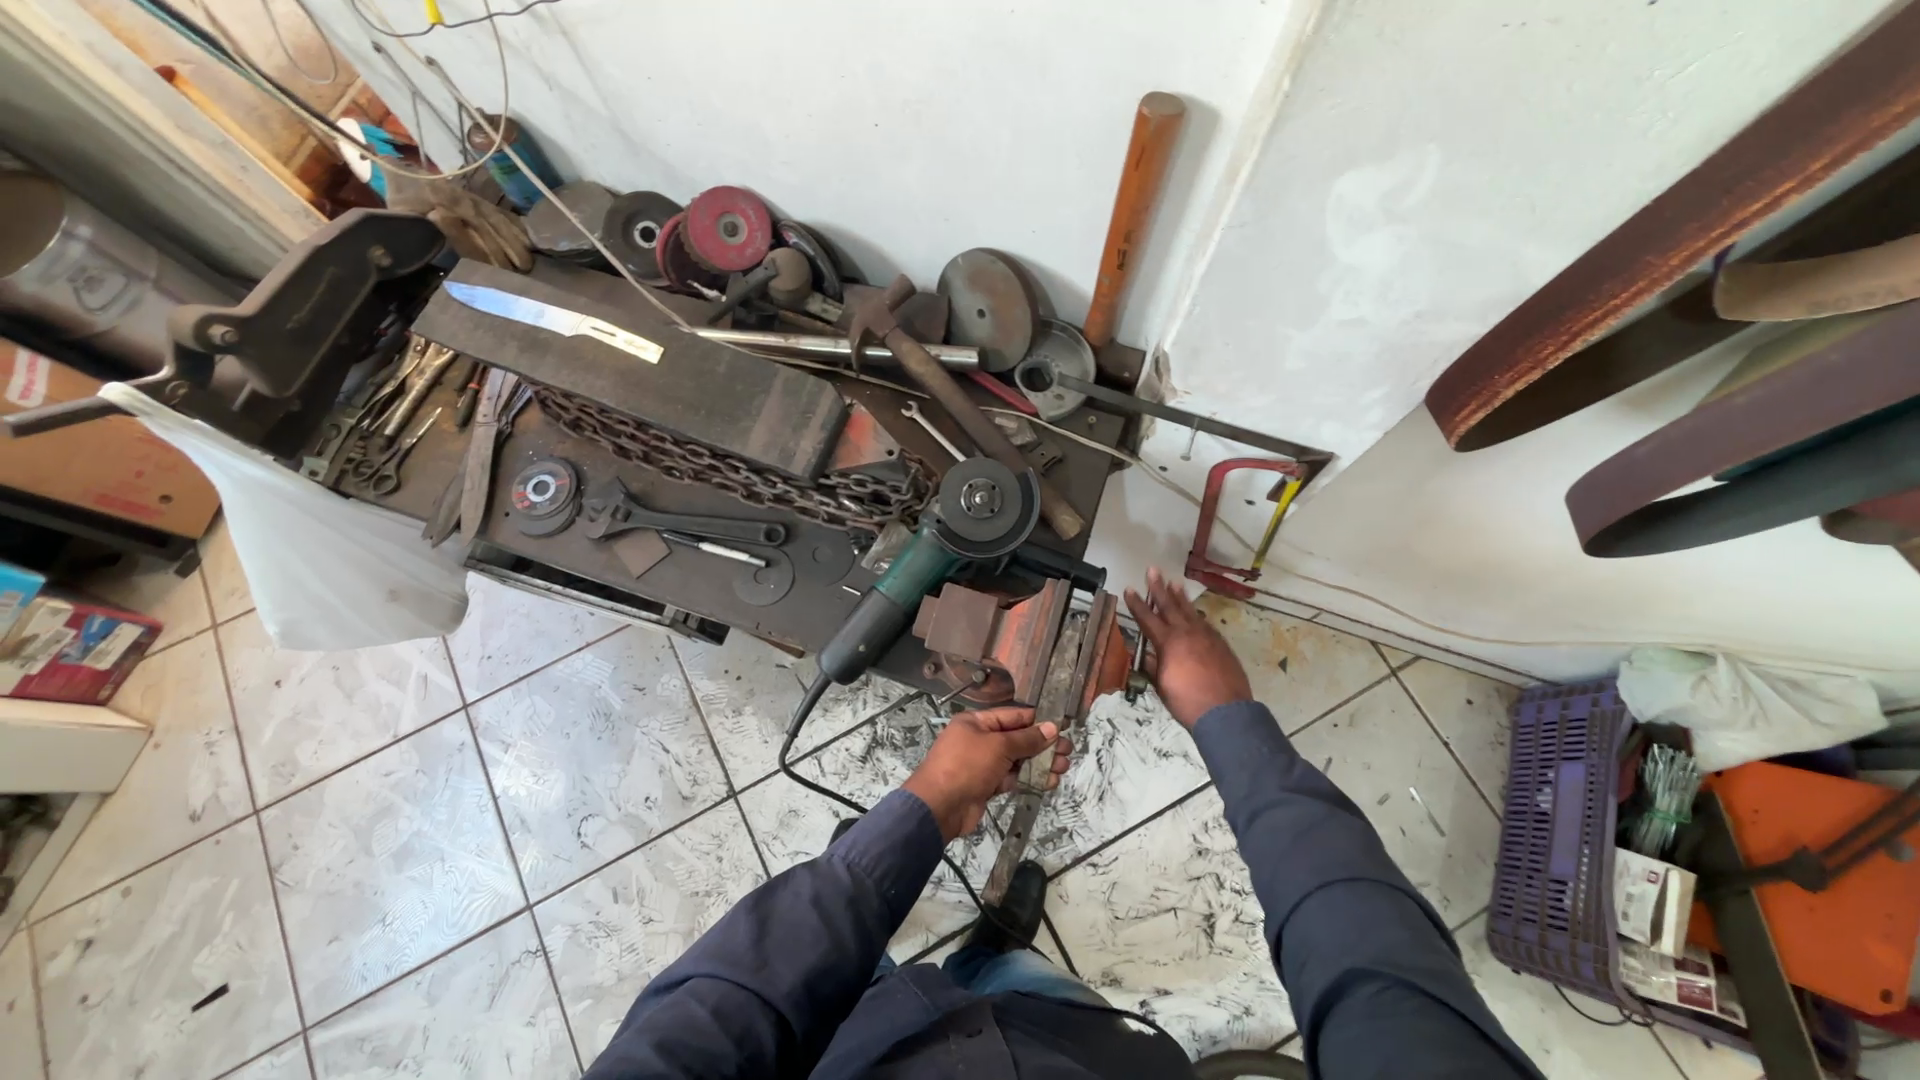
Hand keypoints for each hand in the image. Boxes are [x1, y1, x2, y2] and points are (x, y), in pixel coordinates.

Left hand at [902, 708, 1071, 840]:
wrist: (939, 807)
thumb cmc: (966, 766)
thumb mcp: (998, 746)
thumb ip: (1027, 739)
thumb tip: (1052, 728)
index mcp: (976, 722)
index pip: (1012, 716)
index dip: (1037, 720)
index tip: (1061, 725)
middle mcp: (979, 740)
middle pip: (1017, 739)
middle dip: (1043, 745)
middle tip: (1067, 751)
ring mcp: (982, 764)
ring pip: (1016, 760)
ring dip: (1040, 763)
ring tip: (1063, 767)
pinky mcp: (986, 785)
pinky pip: (1012, 778)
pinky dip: (1029, 779)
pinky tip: (1049, 781)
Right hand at [1124, 566, 1253, 727]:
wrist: (1225, 711)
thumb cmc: (1187, 701)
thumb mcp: (1162, 685)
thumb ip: (1153, 666)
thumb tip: (1145, 653)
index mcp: (1168, 643)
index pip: (1148, 618)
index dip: (1137, 604)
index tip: (1130, 589)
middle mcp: (1186, 633)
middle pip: (1170, 605)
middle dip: (1159, 587)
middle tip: (1153, 570)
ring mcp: (1206, 636)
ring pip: (1190, 611)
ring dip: (1180, 596)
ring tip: (1175, 583)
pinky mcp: (1220, 643)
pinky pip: (1204, 622)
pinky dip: (1195, 614)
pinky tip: (1194, 612)